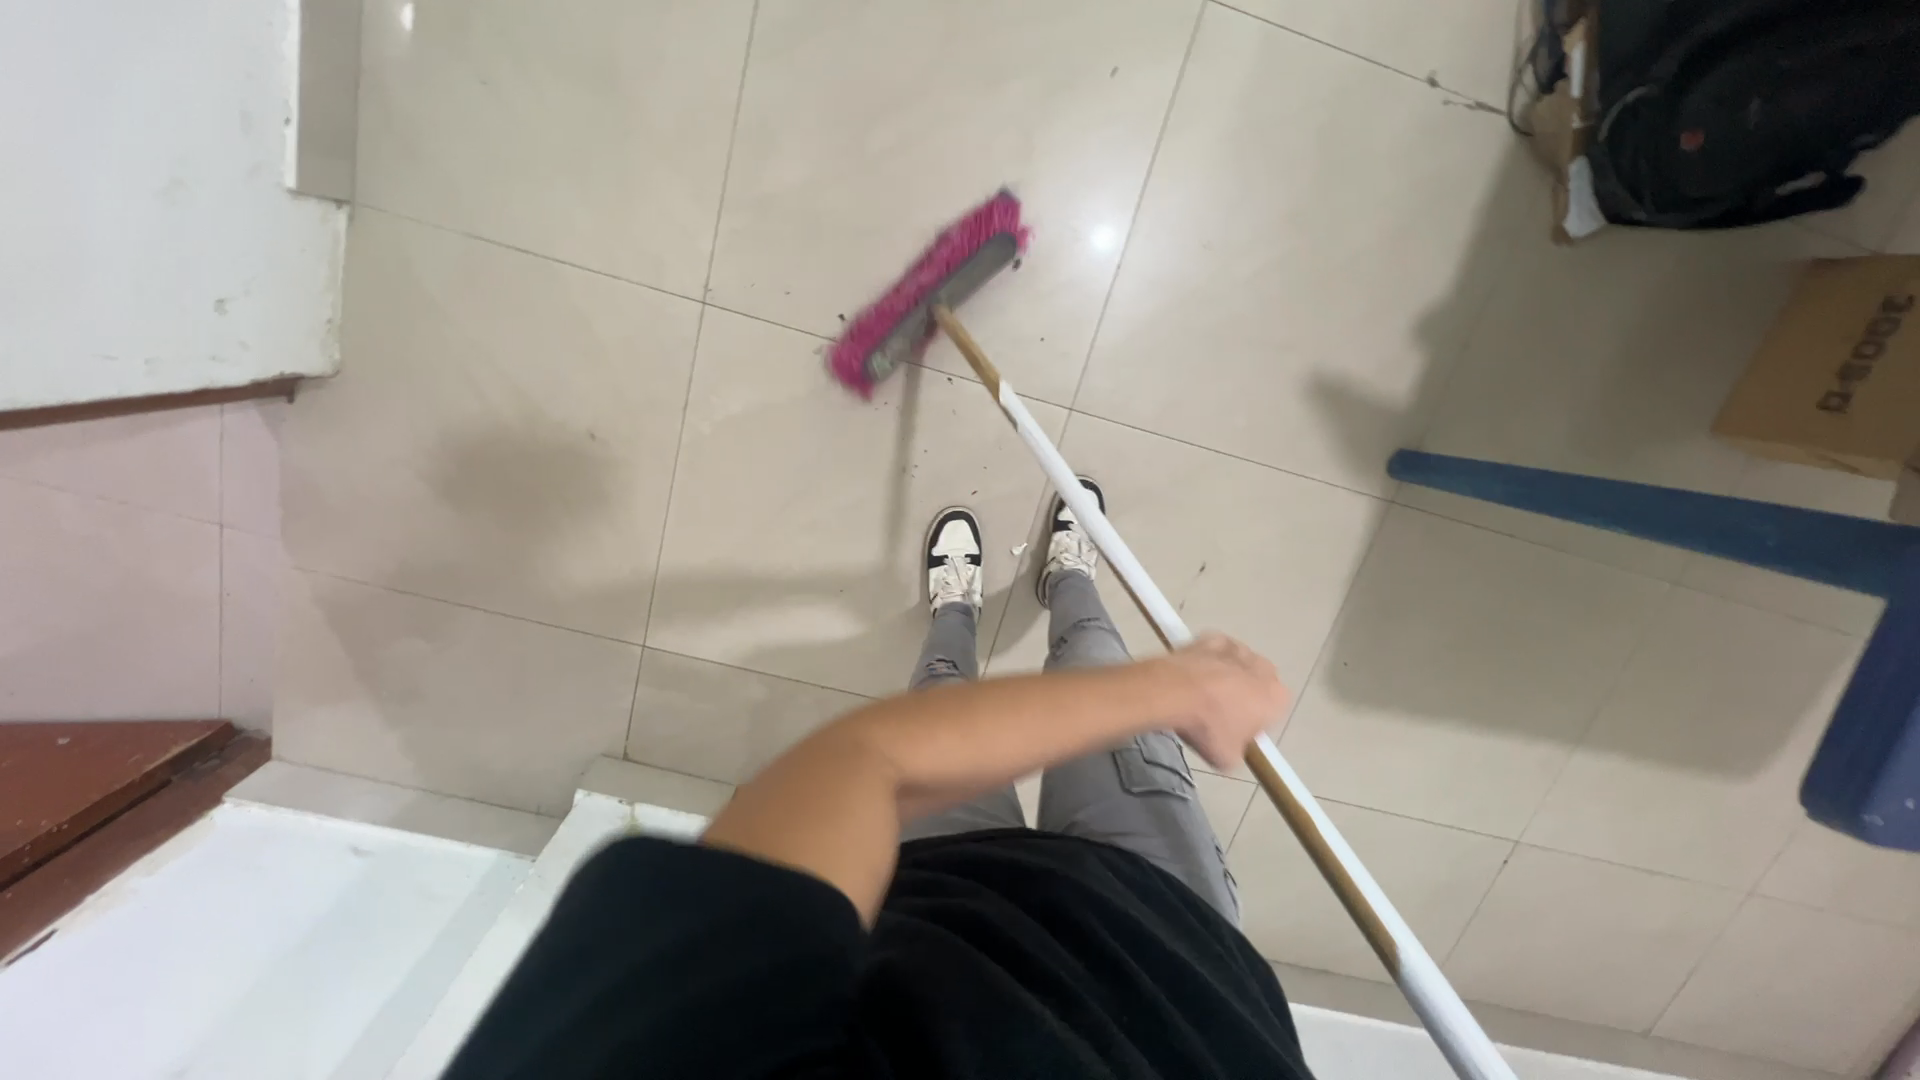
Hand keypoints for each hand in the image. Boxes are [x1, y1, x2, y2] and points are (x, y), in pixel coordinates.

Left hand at [1159, 634, 1288, 769]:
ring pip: (1239, 663)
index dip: (1255, 721)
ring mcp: (1237, 648)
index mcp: (1277, 698)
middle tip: (1219, 712)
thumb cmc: (1208, 727)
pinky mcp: (1211, 637)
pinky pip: (1216, 649)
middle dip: (1245, 694)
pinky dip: (1208, 657)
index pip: (1274, 711)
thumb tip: (1231, 746)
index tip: (1236, 730)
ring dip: (1227, 673)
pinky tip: (1194, 671)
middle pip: (1260, 683)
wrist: (1173, 691)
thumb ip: (1238, 750)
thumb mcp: (1227, 758)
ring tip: (1202, 692)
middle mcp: (1264, 669)